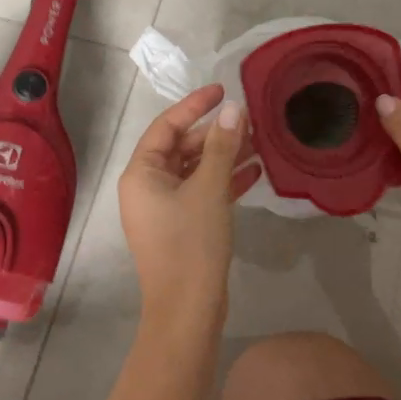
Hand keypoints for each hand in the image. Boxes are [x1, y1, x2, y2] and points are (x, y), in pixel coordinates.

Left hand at [118, 85, 260, 322]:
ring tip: (259, 142)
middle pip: (181, 147)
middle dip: (215, 133)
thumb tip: (233, 109)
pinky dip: (224, 181)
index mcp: (141, 173)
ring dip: (224, 156)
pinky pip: (201, 192)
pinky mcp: (181, 226)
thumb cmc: (191, 242)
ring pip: (194, 170)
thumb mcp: (210, 188)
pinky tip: (255, 172)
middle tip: (249, 119)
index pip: (166, 126)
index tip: (223, 89)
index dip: (195, 105)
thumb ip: (221, 146)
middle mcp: (146, 187)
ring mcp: (163, 209)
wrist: (187, 310)